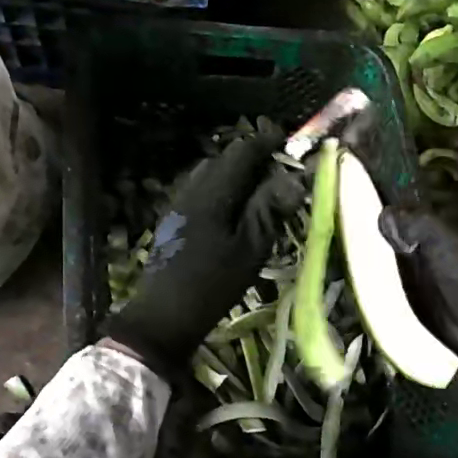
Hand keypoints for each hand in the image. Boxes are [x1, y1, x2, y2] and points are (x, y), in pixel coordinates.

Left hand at [105, 133, 297, 374]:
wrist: (163, 315)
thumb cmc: (212, 283)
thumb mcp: (250, 248)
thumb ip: (269, 209)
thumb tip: (294, 178)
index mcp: (213, 191)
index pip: (243, 151)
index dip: (267, 142)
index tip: (289, 142)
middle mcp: (192, 188)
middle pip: (225, 160)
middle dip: (254, 159)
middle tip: (282, 172)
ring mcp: (178, 203)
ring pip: (212, 175)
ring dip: (238, 176)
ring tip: (262, 193)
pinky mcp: (174, 219)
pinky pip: (202, 192)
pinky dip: (224, 191)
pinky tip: (235, 213)